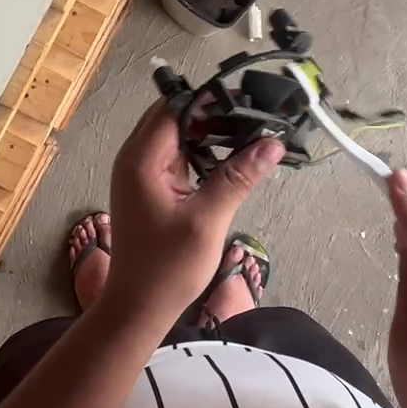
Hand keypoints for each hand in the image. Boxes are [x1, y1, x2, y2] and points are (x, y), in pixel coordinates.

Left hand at [105, 99, 283, 322]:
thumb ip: (238, 178)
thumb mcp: (207, 221)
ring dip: (208, 132)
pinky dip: (200, 151)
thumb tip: (272, 143)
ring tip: (249, 132)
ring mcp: (140, 172)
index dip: (209, 100)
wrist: (138, 307)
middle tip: (254, 116)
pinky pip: (175, 154)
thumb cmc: (167, 269)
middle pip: (173, 116)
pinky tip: (229, 158)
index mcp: (141, 160)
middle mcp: (135, 158)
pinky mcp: (148, 186)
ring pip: (175, 134)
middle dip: (212, 113)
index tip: (246, 100)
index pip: (174, 108)